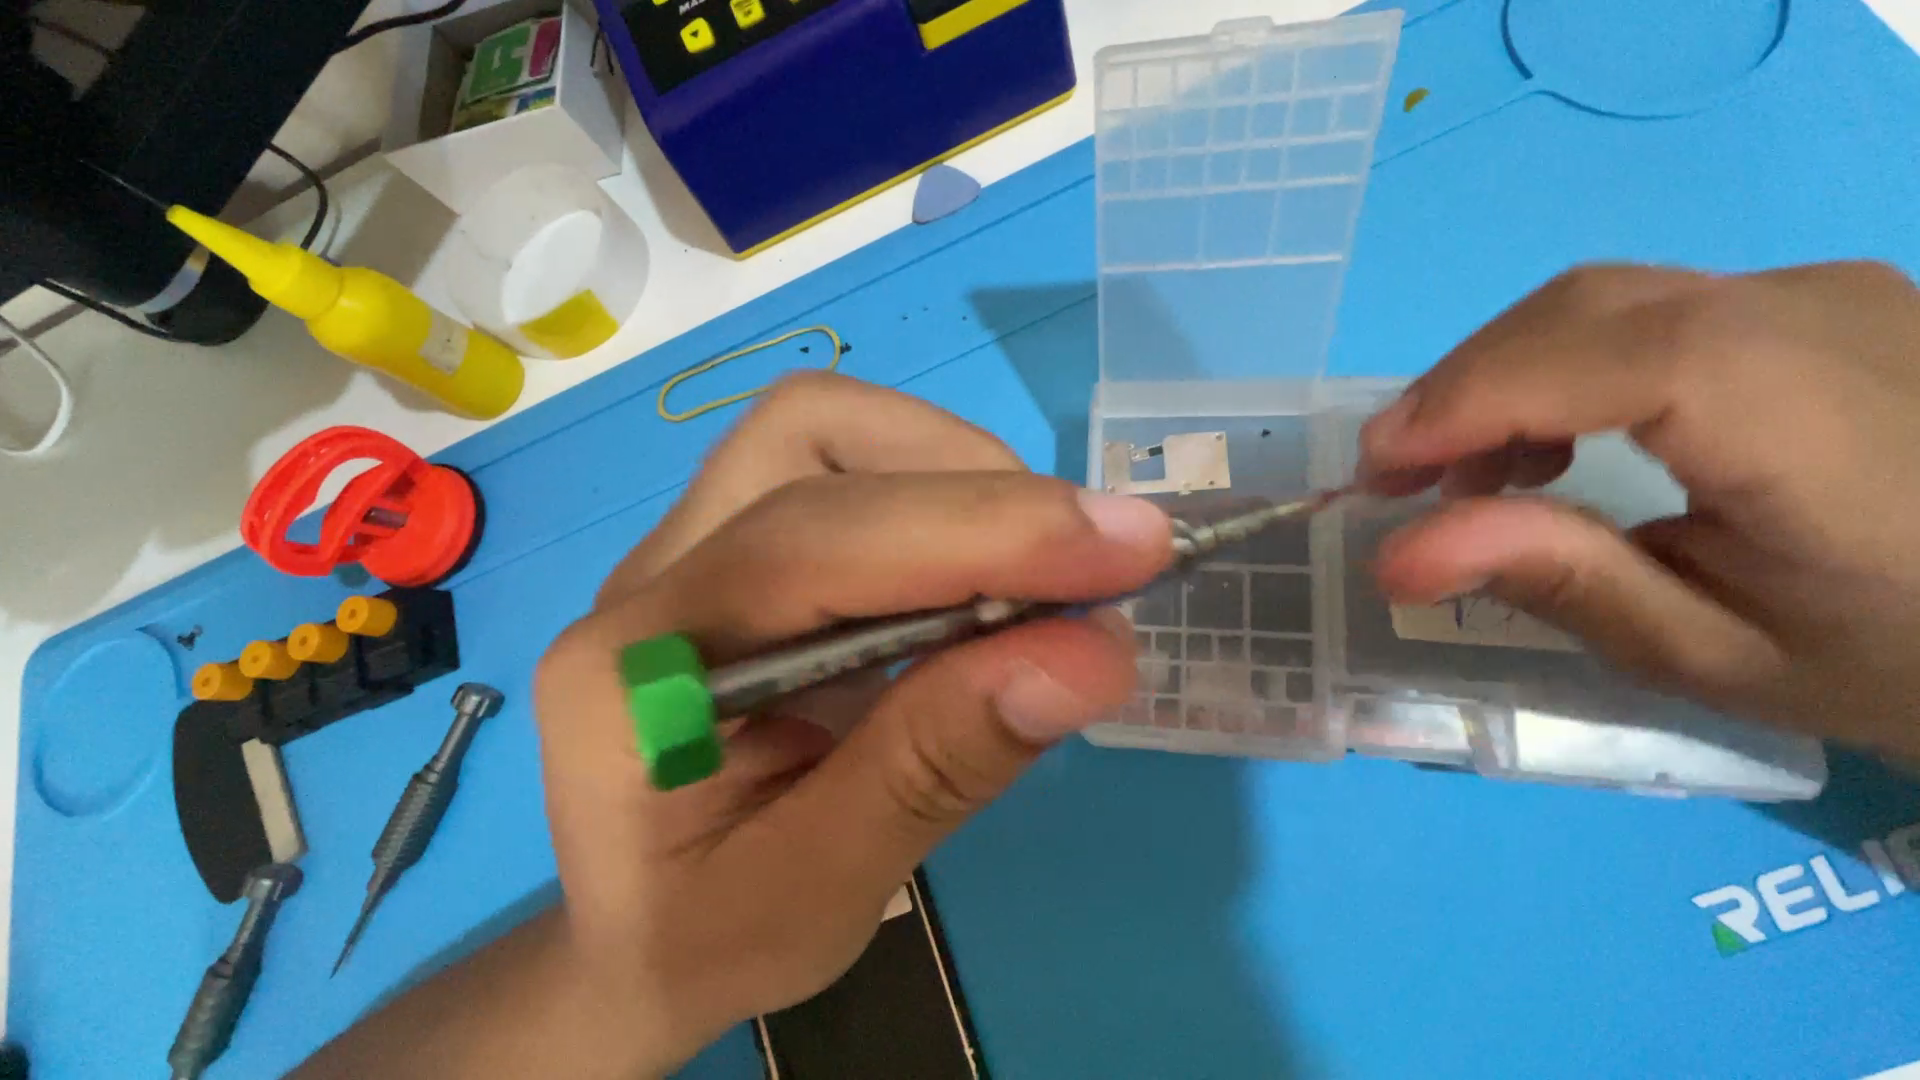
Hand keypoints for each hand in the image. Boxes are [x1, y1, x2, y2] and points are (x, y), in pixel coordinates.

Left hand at [295, 373, 1170, 1078]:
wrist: (622, 940)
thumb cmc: (699, 940)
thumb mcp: (814, 898)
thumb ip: (936, 769)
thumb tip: (1090, 653)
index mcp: (636, 670)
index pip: (812, 543)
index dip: (980, 530)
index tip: (1132, 548)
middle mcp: (652, 576)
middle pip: (811, 439)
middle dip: (972, 482)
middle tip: (1085, 565)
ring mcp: (690, 552)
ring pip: (826, 435)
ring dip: (954, 475)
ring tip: (1038, 568)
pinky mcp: (739, 555)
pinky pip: (840, 475)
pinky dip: (937, 499)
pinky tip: (981, 574)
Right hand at [1359, 262, 1919, 759]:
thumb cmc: (1893, 652)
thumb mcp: (1711, 651)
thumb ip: (1559, 582)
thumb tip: (1395, 557)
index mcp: (1822, 425)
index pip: (1618, 358)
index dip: (1474, 399)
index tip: (1375, 473)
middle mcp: (1824, 317)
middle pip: (1582, 312)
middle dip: (1458, 391)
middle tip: (1394, 482)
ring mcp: (1819, 291)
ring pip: (1595, 302)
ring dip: (1493, 379)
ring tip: (1461, 475)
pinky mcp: (1801, 297)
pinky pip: (1634, 309)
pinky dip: (1546, 367)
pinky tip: (1541, 440)